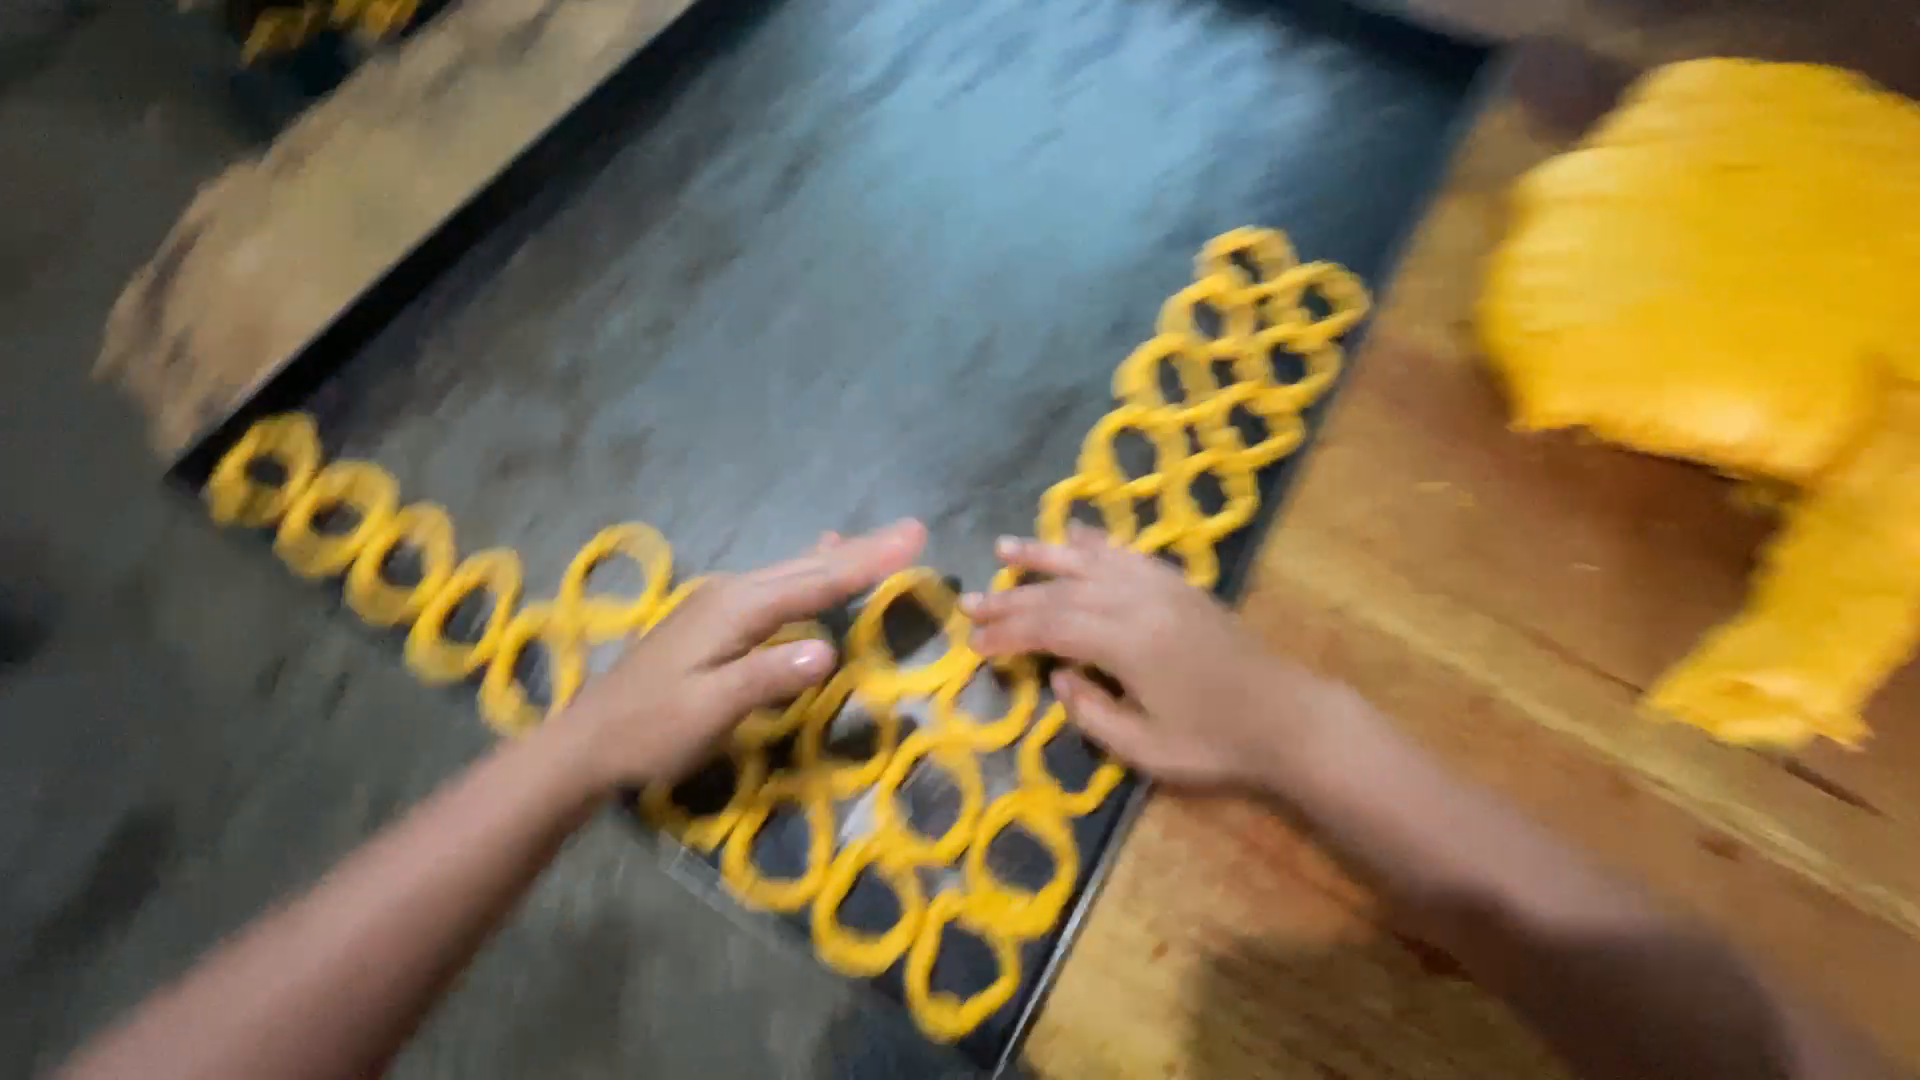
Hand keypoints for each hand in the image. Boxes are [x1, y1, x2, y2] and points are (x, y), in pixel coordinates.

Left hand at [560, 520, 926, 785]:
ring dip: (842, 557)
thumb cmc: (649, 730)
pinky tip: (817, 556)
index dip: (867, 562)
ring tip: (882, 542)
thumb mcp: (708, 710)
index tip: (913, 539)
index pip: (815, 581)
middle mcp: (732, 592)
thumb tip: (828, 650)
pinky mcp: (718, 616)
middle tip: (913, 531)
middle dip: (864, 549)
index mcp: (735, 609)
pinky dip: (811, 569)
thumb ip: (766, 677)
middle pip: (809, 566)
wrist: (586, 740)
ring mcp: (722, 601)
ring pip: (795, 571)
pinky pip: (780, 583)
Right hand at [961, 526, 1328, 787]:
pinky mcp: (1178, 583)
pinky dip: (1095, 543)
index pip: (1050, 630)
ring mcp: (1160, 586)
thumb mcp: (1145, 748)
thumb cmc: (1216, 743)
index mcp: (1127, 643)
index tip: (973, 642)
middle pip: (1061, 592)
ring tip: (1003, 548)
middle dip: (1012, 598)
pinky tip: (1073, 535)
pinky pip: (1127, 553)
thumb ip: (1091, 712)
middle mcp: (1138, 601)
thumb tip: (1057, 676)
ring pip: (1089, 562)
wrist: (1289, 718)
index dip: (1008, 635)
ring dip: (1043, 554)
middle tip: (970, 600)